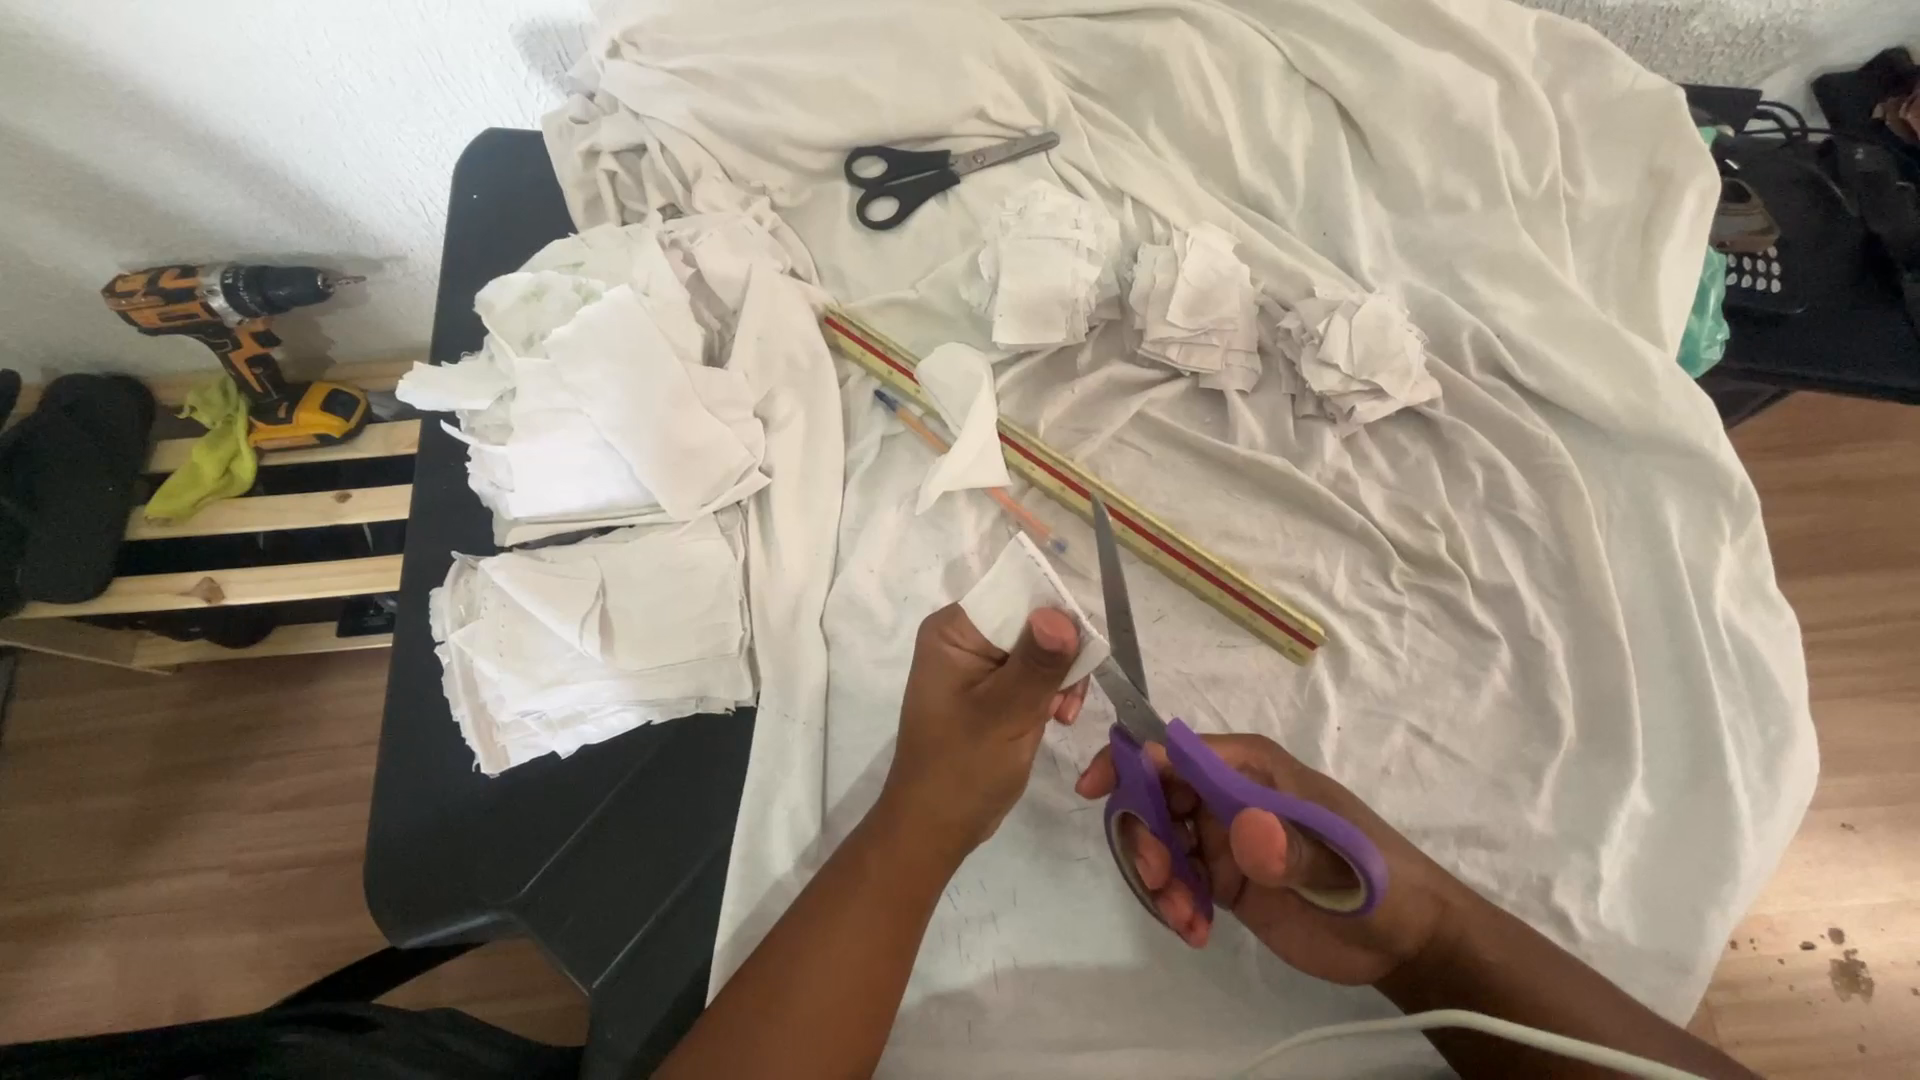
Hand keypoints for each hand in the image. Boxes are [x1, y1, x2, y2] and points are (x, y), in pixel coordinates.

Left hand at [879, 604, 1090, 860]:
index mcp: (954, 629)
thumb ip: (1036, 664)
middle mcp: (964, 635)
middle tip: (1067, 698)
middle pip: (1032, 618)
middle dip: (1060, 654)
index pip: (1015, 593)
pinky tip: (1057, 718)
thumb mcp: (1004, 715)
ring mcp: (979, 662)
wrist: (937, 825)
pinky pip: (1035, 671)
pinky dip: (1052, 692)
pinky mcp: (994, 686)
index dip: (1054, 614)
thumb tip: (1059, 615)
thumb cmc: (962, 769)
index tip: (1080, 651)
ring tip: (1062, 715)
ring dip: (1060, 677)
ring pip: (1041, 646)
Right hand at [1075, 733, 1468, 986]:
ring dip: (1156, 877)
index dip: (1130, 763)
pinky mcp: (1221, 876)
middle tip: (1158, 883)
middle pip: (1153, 796)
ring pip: (1157, 840)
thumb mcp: (1345, 864)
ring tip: (1186, 920)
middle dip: (1143, 836)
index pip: (1174, 751)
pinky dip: (1173, 903)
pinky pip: (1175, 878)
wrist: (1407, 943)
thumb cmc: (1381, 883)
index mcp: (1250, 768)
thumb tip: (1241, 824)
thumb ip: (1294, 846)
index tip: (1094, 790)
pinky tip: (1195, 932)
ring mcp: (1220, 835)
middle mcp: (1226, 793)